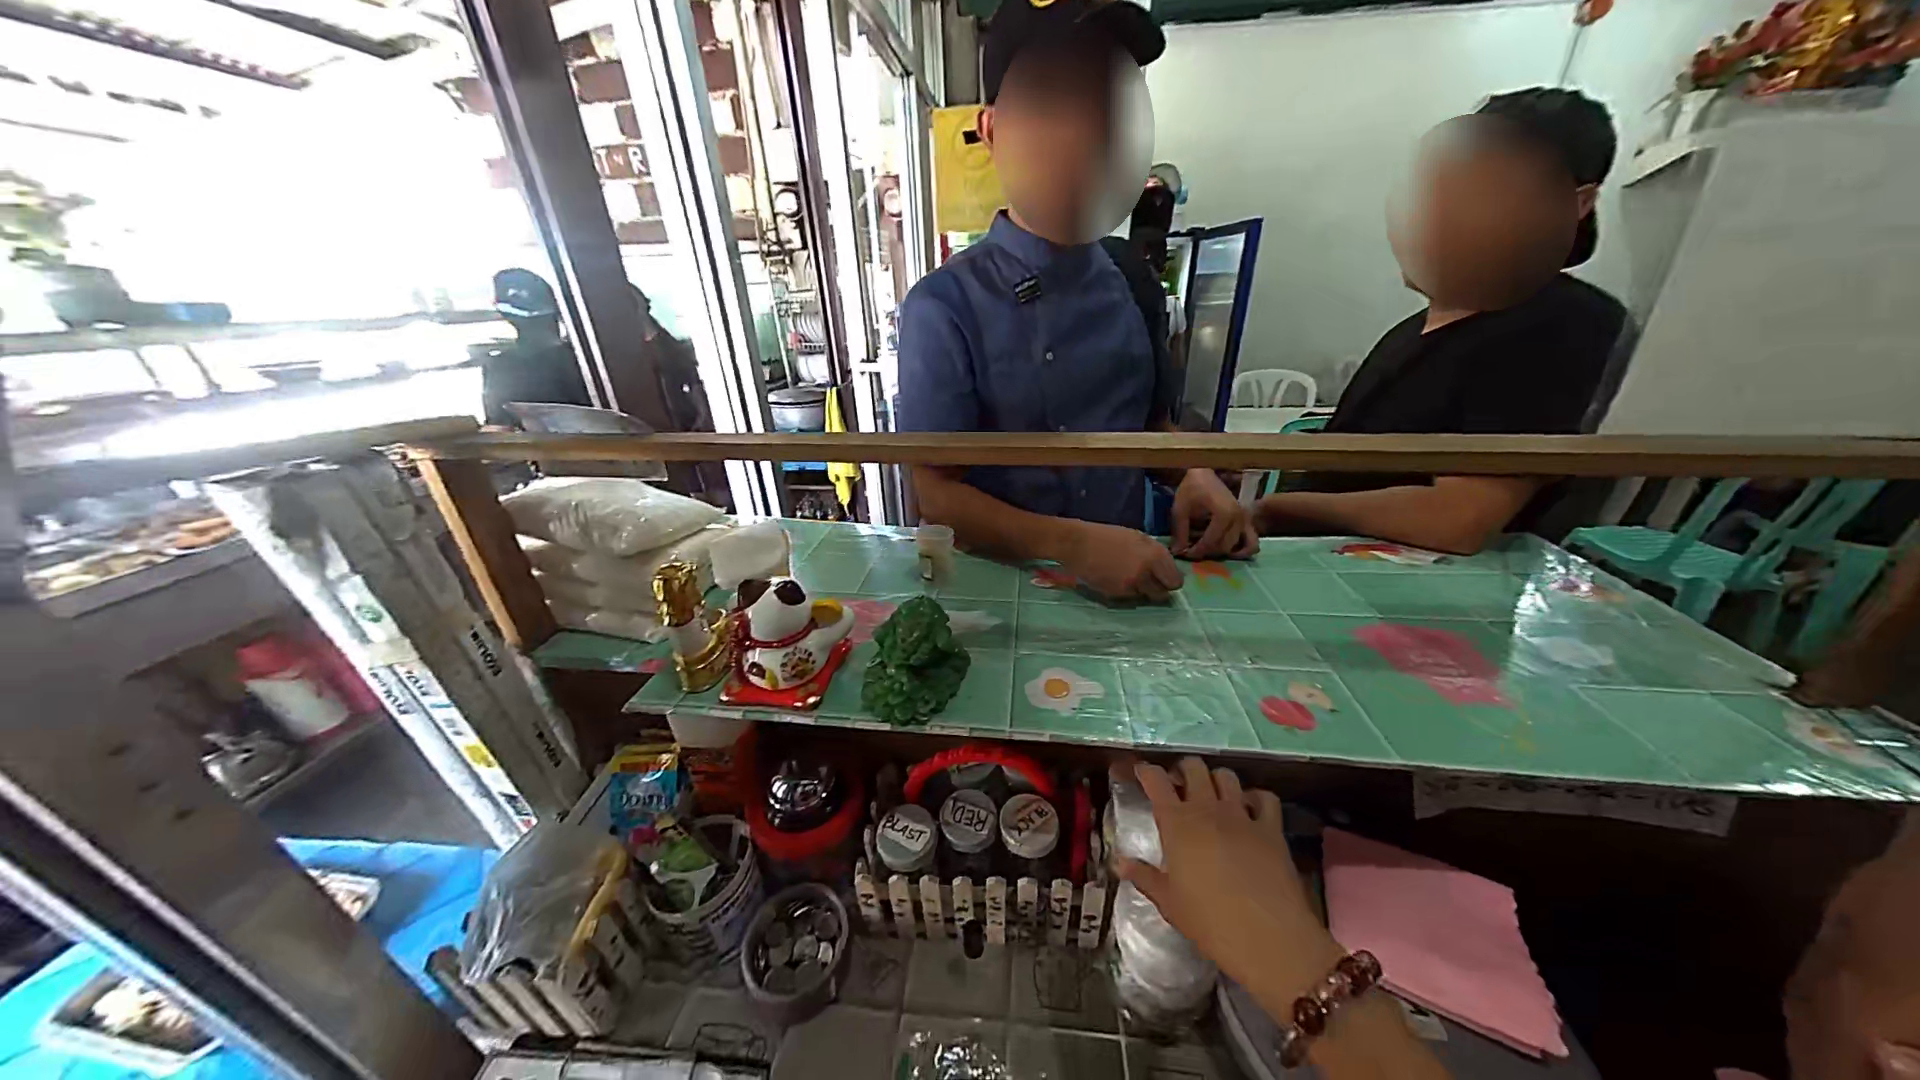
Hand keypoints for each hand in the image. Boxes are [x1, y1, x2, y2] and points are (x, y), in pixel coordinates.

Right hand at [1060, 522, 1183, 601]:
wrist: (1078, 544)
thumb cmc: (1107, 536)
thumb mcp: (1137, 537)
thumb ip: (1154, 553)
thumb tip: (1166, 567)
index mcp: (1155, 556)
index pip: (1175, 581)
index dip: (1170, 579)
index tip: (1164, 577)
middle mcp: (1146, 574)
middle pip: (1162, 593)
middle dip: (1158, 588)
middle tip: (1149, 581)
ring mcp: (1131, 586)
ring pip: (1144, 596)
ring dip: (1141, 589)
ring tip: (1128, 576)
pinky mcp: (1116, 595)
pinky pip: (1128, 596)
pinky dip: (1125, 590)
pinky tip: (1115, 578)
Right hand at [1116, 758, 1342, 1003]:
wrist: (1270, 940)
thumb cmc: (1210, 922)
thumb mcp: (1169, 903)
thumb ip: (1144, 877)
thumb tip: (1120, 863)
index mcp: (1177, 822)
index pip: (1156, 779)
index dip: (1146, 771)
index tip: (1140, 773)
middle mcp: (1207, 809)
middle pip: (1193, 767)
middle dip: (1183, 770)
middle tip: (1178, 785)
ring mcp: (1242, 815)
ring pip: (1226, 776)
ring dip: (1215, 780)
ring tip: (1211, 795)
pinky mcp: (1272, 829)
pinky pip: (1264, 798)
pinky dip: (1255, 797)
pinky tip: (1249, 810)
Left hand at [1172, 469, 1259, 559]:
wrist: (1204, 473)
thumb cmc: (1191, 489)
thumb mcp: (1180, 510)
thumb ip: (1180, 532)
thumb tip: (1177, 552)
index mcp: (1224, 514)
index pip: (1210, 542)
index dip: (1196, 551)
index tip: (1184, 553)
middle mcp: (1239, 518)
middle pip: (1223, 547)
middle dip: (1206, 552)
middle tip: (1191, 550)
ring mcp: (1245, 520)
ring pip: (1234, 546)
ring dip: (1218, 551)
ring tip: (1203, 547)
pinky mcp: (1246, 521)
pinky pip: (1251, 543)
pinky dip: (1240, 550)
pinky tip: (1224, 550)